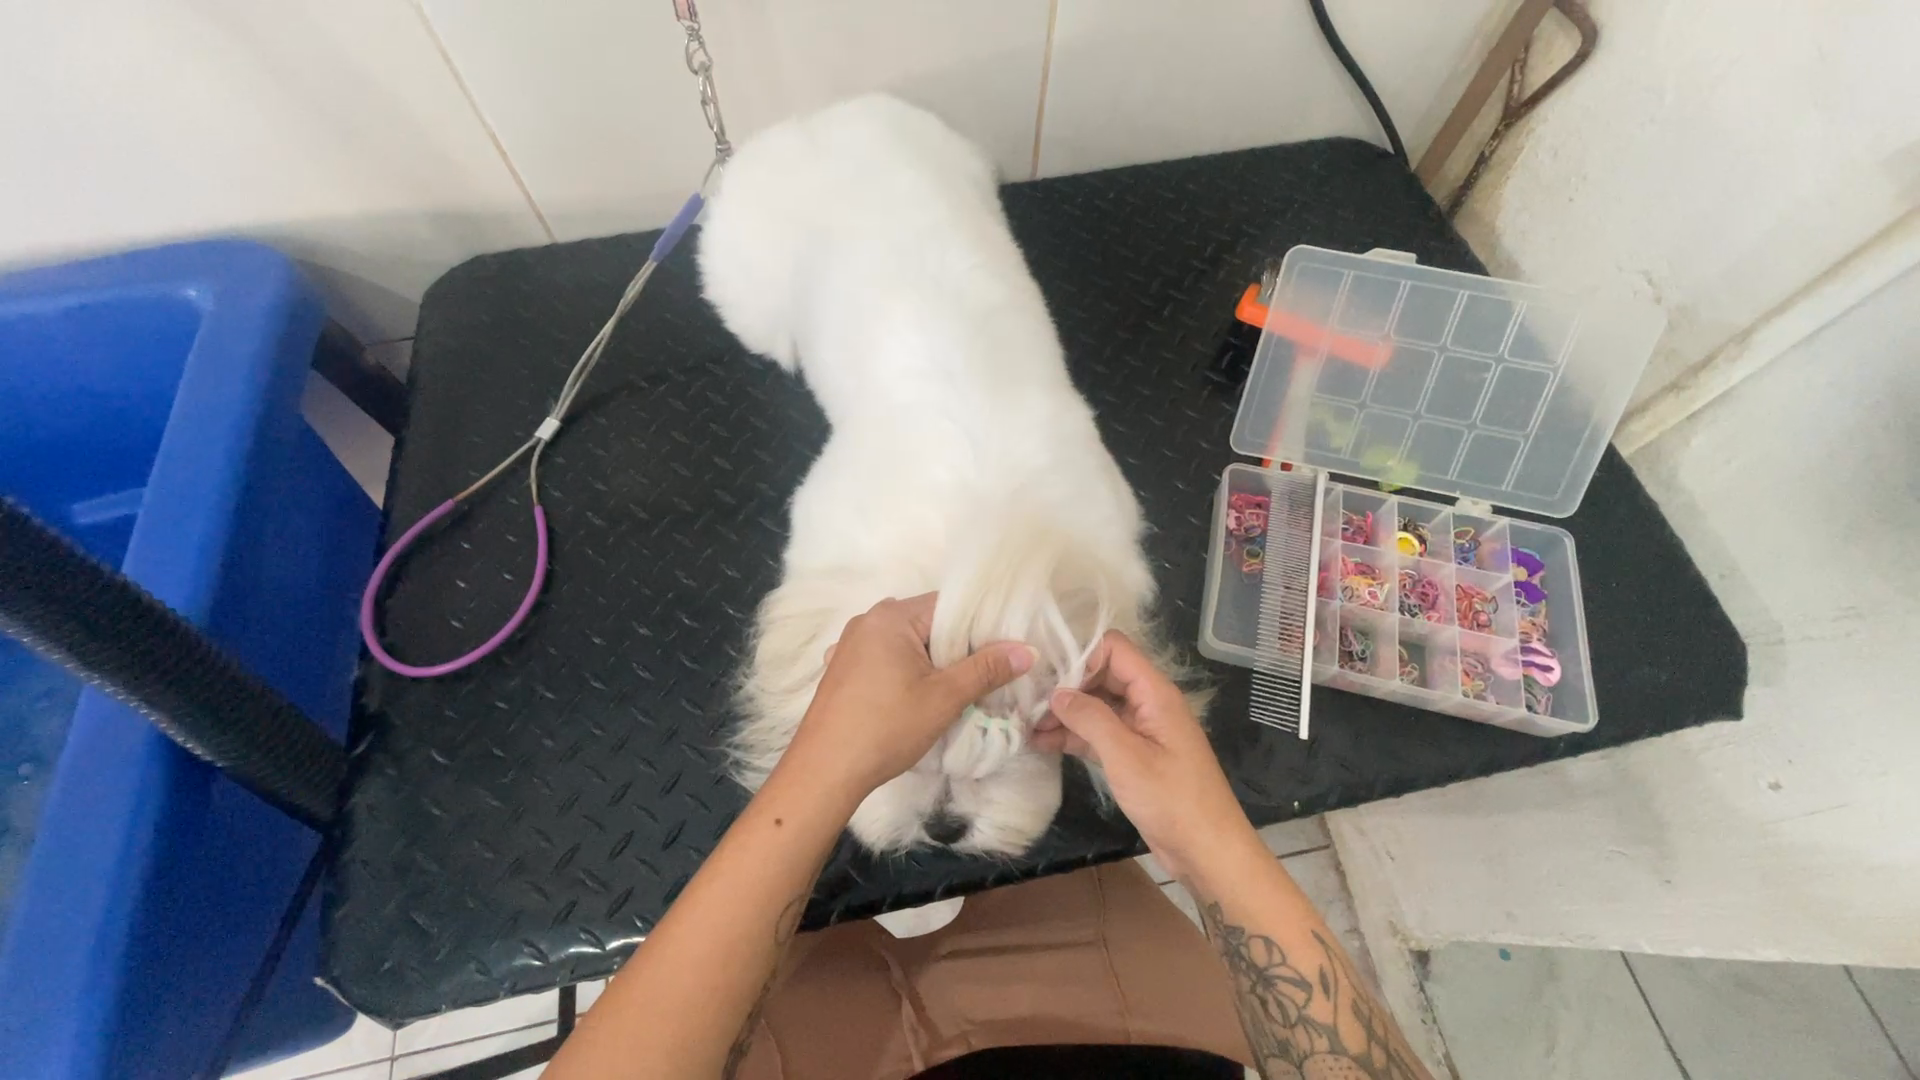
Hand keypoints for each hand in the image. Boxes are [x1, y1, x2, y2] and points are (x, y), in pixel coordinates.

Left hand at [779, 593, 1034, 803]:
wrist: (825, 771)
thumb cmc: (887, 727)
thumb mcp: (945, 698)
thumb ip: (986, 669)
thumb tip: (1027, 650)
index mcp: (891, 616)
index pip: (949, 604)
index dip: (980, 624)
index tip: (1004, 648)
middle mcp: (867, 620)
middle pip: (927, 622)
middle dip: (957, 645)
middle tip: (987, 671)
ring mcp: (850, 645)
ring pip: (907, 642)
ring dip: (933, 661)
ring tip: (958, 686)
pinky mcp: (842, 669)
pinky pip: (886, 658)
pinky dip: (907, 670)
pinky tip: (918, 696)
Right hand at [1033, 630, 1260, 882]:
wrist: (1208, 851)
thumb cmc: (1172, 800)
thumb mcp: (1126, 757)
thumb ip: (1090, 719)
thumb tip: (1056, 693)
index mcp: (1154, 692)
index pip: (1113, 649)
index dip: (1080, 655)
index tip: (1047, 675)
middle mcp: (1147, 703)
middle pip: (1101, 675)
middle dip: (1065, 685)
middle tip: (1025, 700)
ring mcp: (1140, 729)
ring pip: (1097, 706)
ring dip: (1065, 713)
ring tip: (1025, 724)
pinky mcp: (1134, 755)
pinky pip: (1099, 734)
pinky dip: (1073, 736)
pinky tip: (1042, 743)